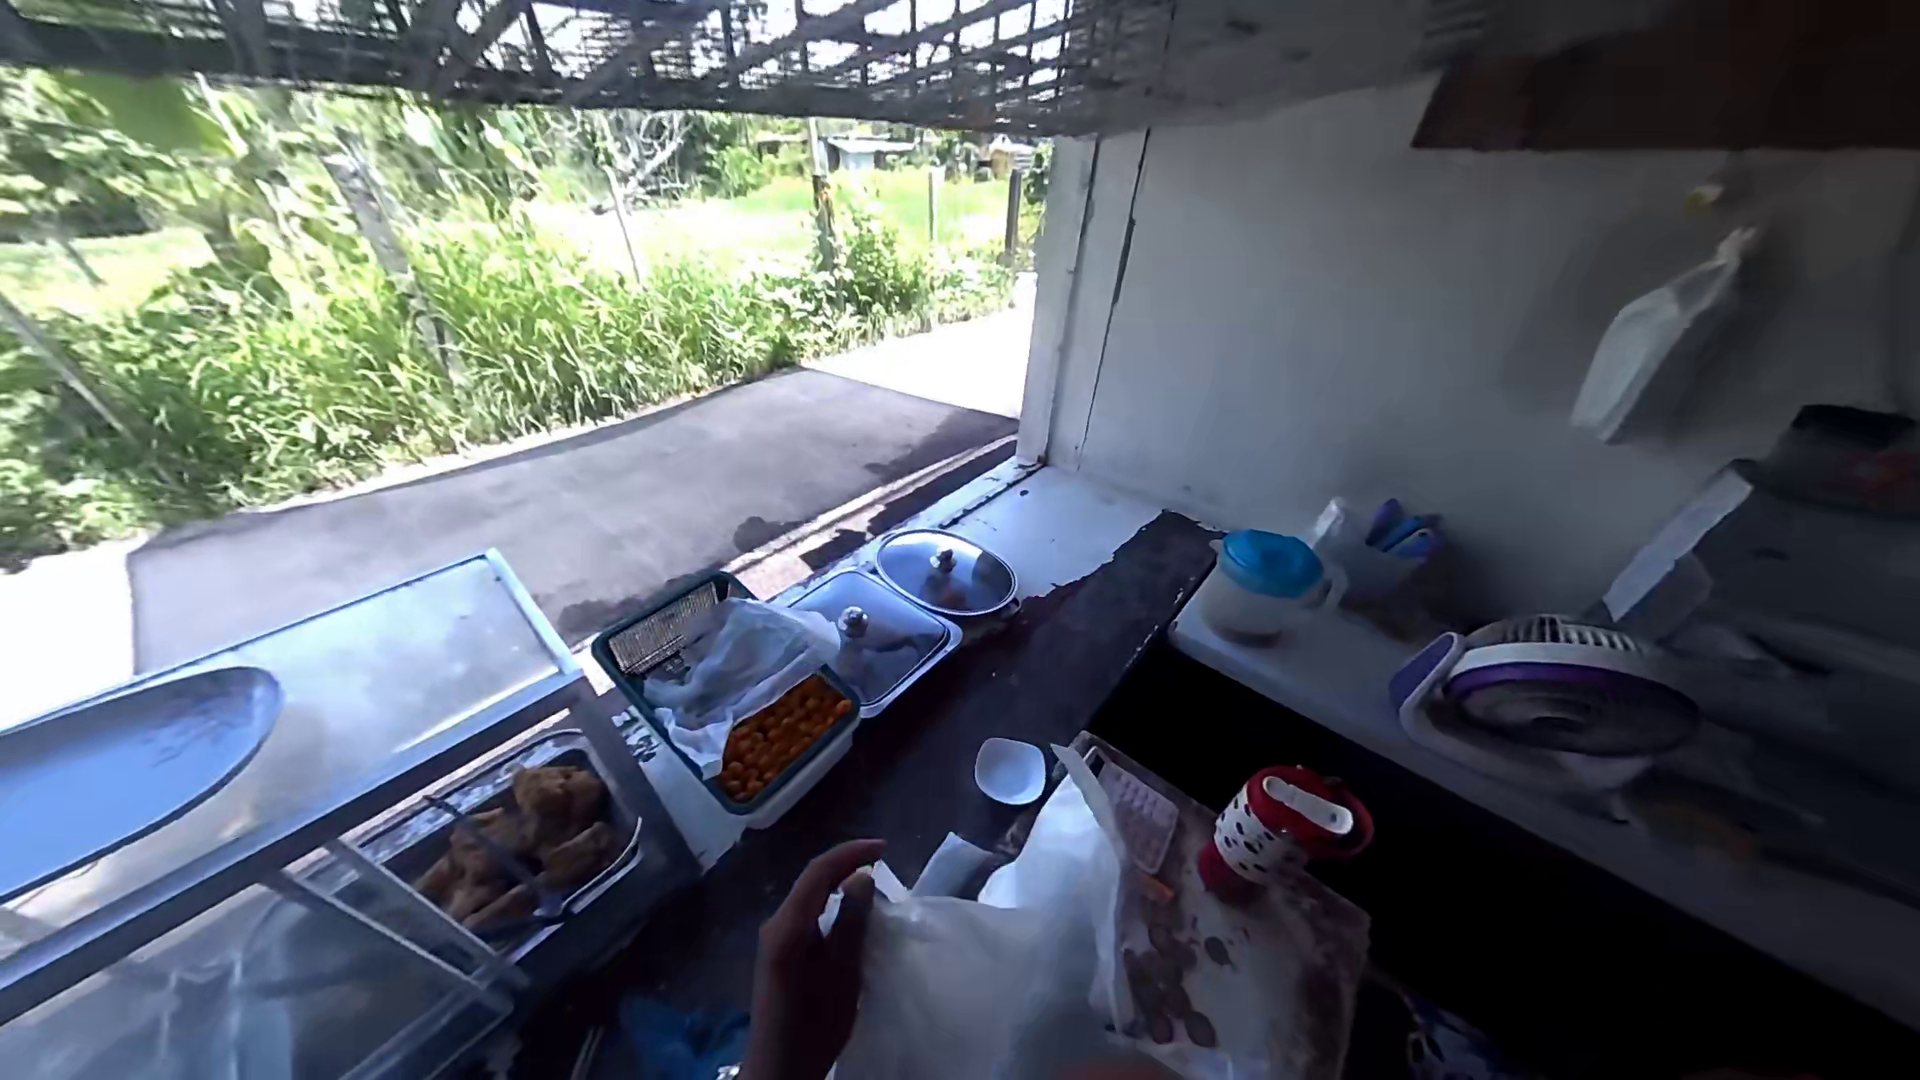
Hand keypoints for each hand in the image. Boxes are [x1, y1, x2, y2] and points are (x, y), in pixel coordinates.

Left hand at [743, 838, 884, 1079]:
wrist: (779, 1075)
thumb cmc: (812, 1028)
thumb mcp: (841, 974)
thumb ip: (852, 922)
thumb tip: (863, 877)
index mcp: (787, 926)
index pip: (819, 871)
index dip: (851, 853)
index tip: (884, 849)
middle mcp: (777, 923)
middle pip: (813, 878)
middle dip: (847, 862)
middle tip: (883, 859)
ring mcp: (776, 936)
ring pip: (812, 893)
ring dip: (840, 880)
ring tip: (873, 879)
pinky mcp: (781, 949)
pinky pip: (810, 910)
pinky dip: (833, 900)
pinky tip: (852, 909)